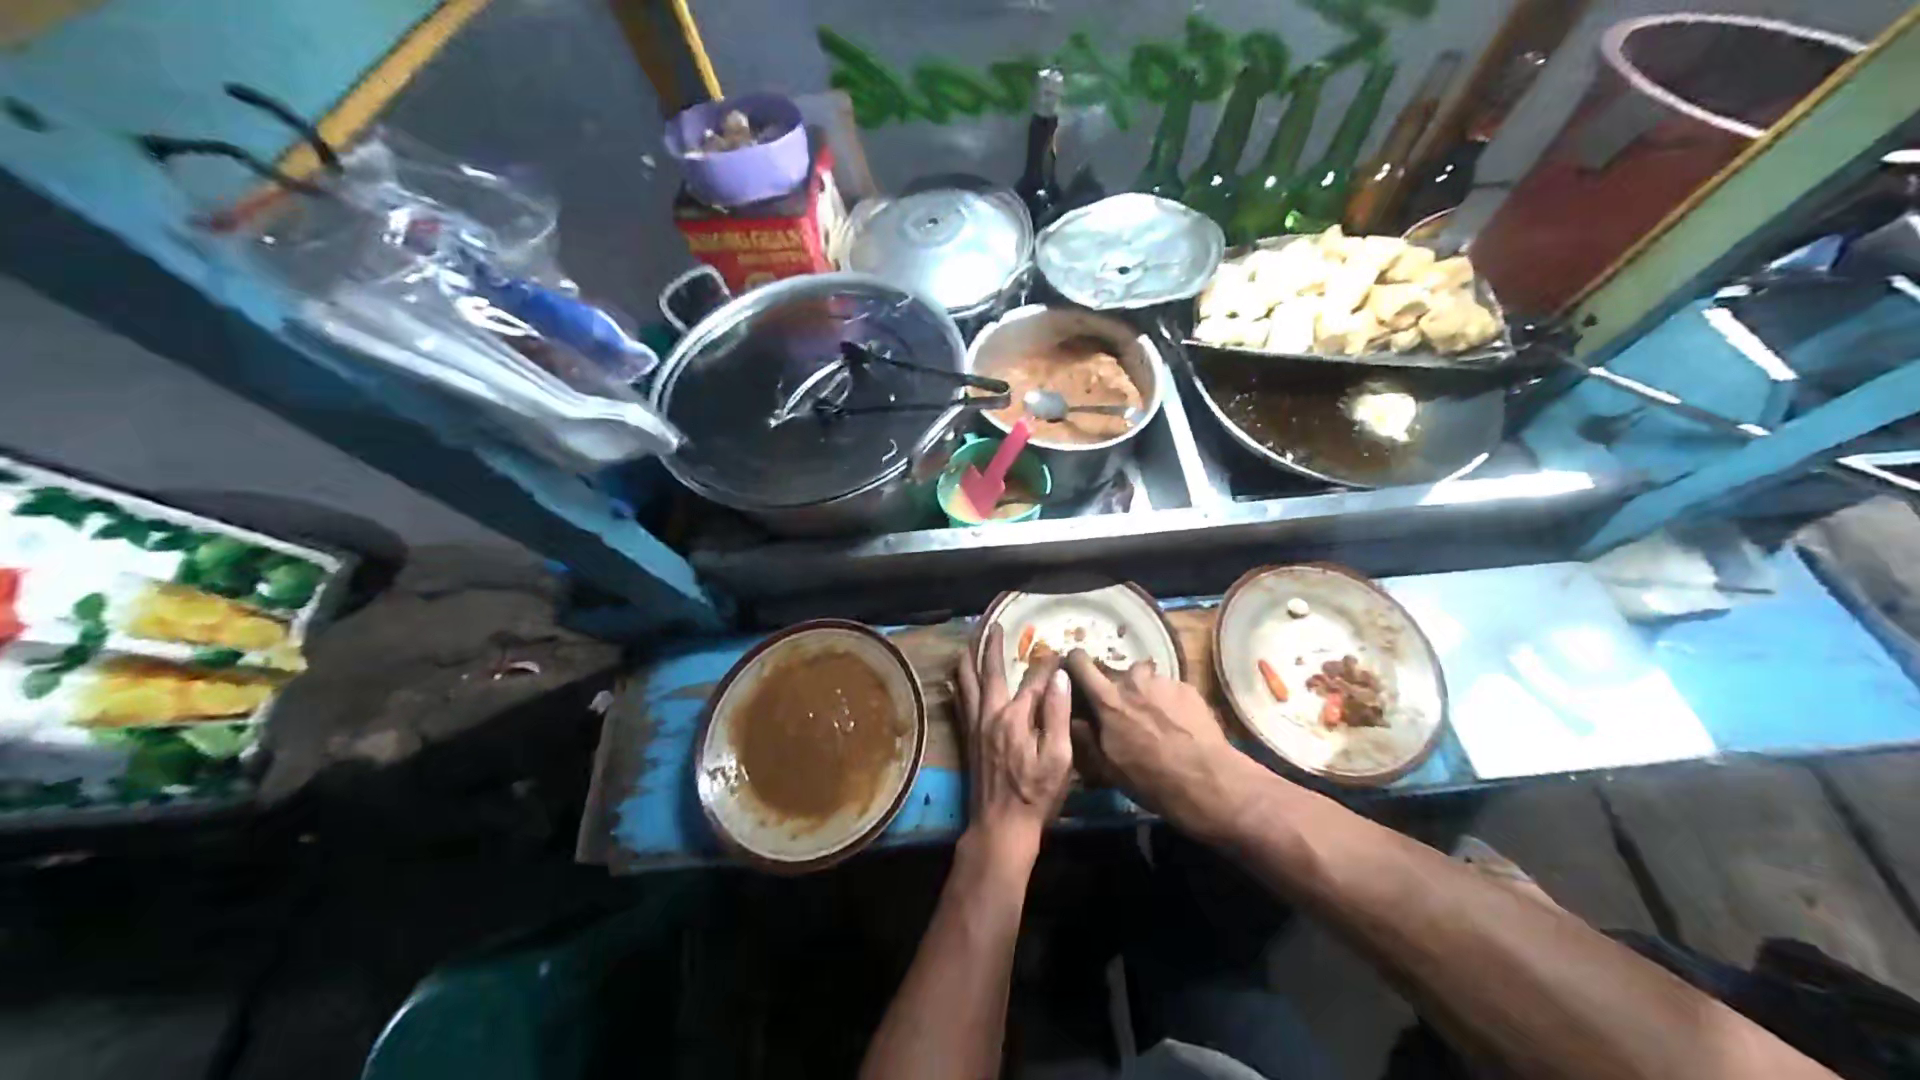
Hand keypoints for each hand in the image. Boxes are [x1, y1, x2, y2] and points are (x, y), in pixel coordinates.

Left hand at [955, 625, 1073, 862]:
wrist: (1000, 826)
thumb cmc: (1035, 795)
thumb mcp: (1058, 758)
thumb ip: (1057, 715)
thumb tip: (1059, 677)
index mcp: (1016, 717)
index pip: (1034, 680)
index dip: (1046, 664)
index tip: (1055, 651)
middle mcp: (991, 714)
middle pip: (990, 671)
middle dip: (993, 646)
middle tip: (993, 625)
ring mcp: (976, 725)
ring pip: (968, 682)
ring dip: (969, 658)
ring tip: (969, 641)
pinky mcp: (968, 737)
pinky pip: (960, 701)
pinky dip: (959, 684)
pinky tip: (956, 679)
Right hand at [1062, 650, 1248, 832]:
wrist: (1207, 781)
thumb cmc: (1150, 778)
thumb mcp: (1107, 767)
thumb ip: (1085, 737)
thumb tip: (1073, 718)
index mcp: (1108, 699)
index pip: (1081, 663)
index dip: (1075, 662)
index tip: (1076, 670)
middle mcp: (1133, 681)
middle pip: (1118, 675)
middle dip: (1119, 691)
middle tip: (1129, 717)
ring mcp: (1163, 682)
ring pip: (1146, 681)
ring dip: (1146, 695)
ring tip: (1158, 722)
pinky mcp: (1188, 688)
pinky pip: (1170, 689)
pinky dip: (1170, 702)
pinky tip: (1180, 726)